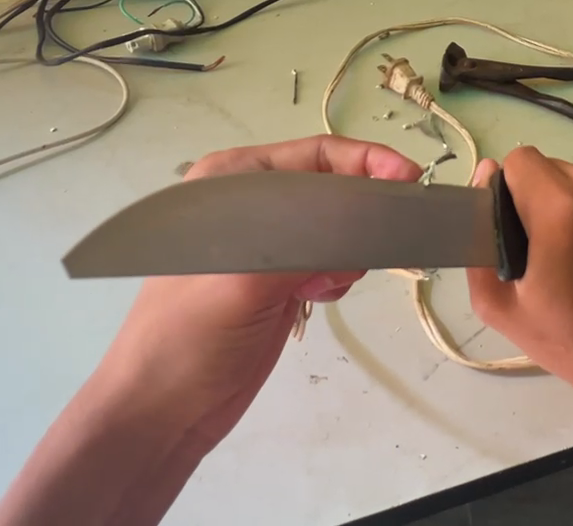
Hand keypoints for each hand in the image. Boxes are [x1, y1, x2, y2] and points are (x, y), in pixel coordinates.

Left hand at [102, 136, 420, 446]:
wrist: (162, 417)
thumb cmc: (187, 336)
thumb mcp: (245, 278)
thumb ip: (306, 238)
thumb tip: (370, 210)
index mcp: (233, 180)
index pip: (316, 154)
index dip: (366, 161)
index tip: (410, 179)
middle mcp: (254, 202)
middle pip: (333, 185)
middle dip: (361, 209)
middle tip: (389, 233)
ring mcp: (270, 242)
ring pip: (339, 223)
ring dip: (349, 248)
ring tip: (327, 281)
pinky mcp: (283, 277)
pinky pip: (334, 256)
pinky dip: (340, 272)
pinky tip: (319, 296)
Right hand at [466, 146, 572, 437]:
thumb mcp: (502, 309)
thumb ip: (479, 240)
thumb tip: (484, 179)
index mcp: (560, 211)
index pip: (516, 162)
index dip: (508, 192)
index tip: (515, 229)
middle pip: (546, 168)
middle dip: (536, 199)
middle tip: (545, 249)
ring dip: (566, 202)